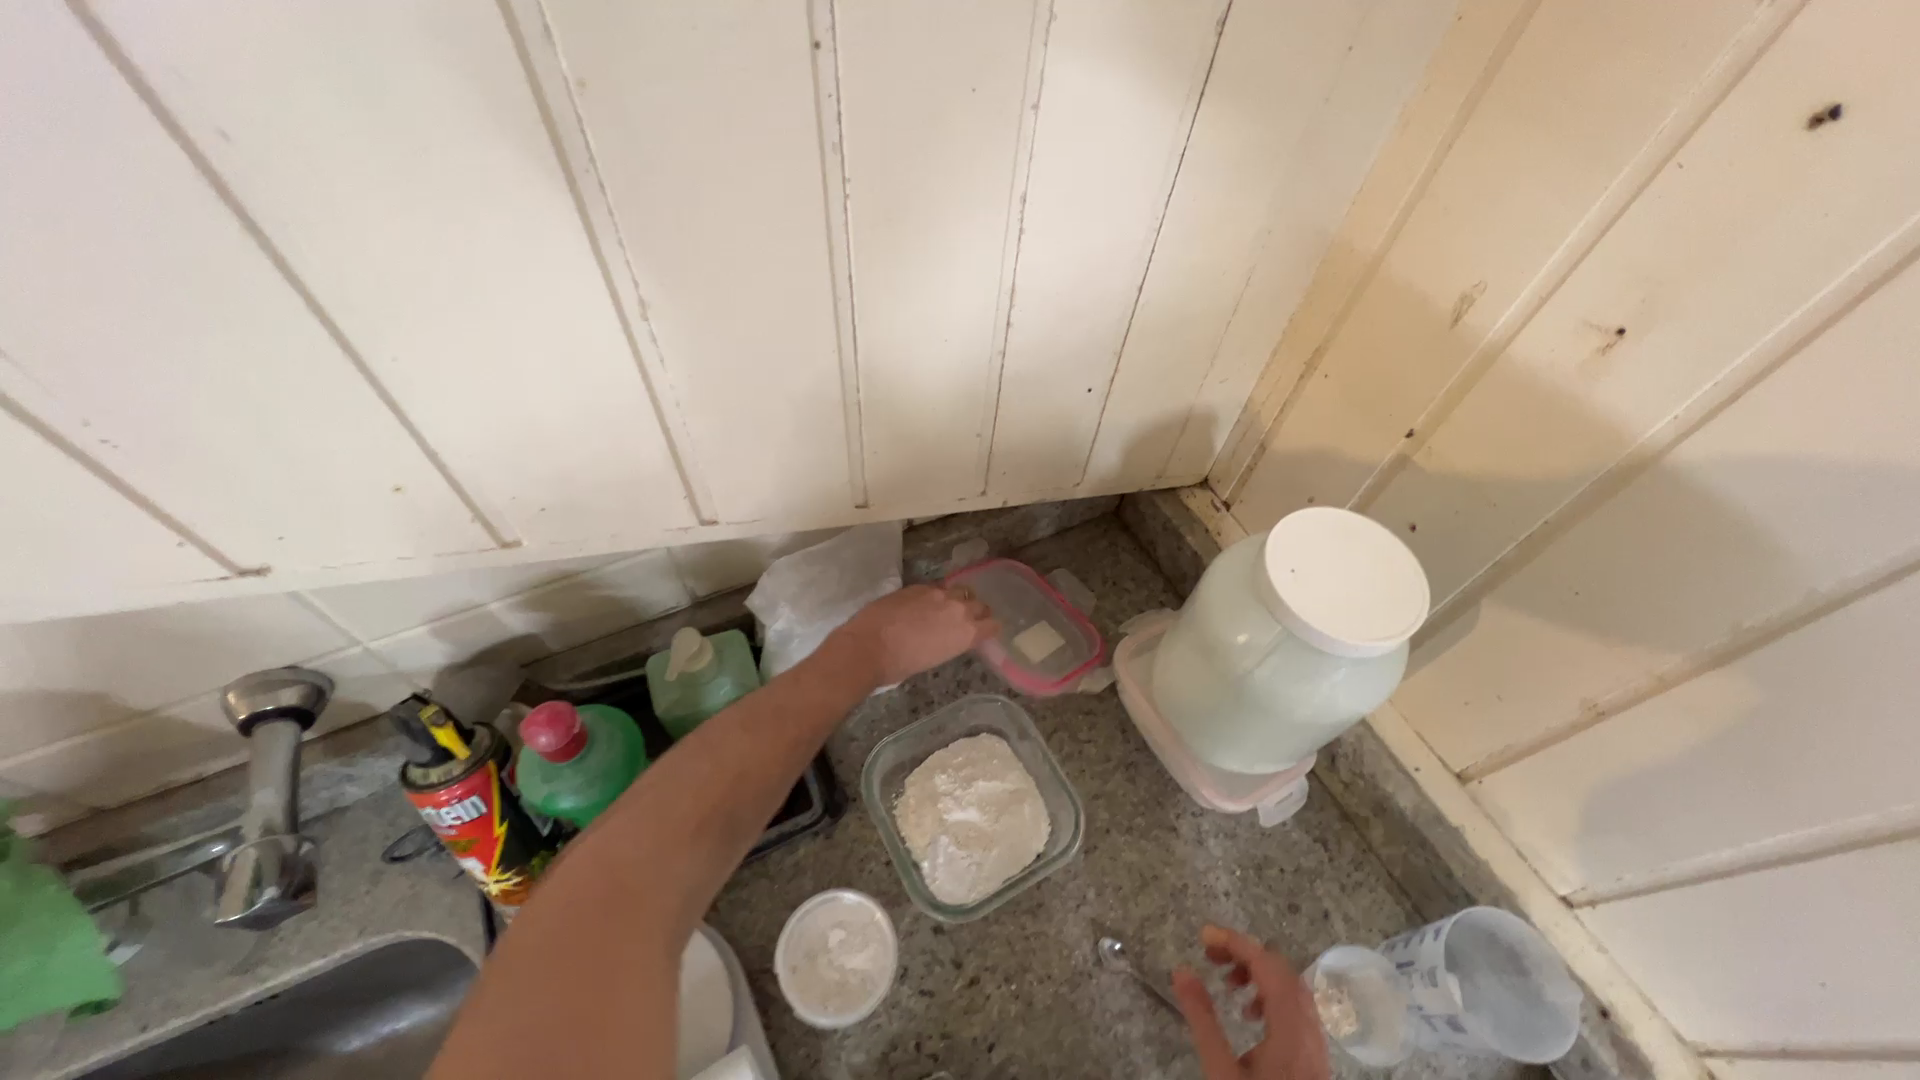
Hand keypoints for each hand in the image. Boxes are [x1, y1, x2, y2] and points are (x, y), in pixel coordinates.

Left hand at [830, 584, 998, 686]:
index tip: (986, 630)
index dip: (990, 627)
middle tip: (967, 619)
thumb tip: (946, 635)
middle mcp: (958, 609)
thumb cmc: (900, 665)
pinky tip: (924, 604)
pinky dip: (936, 595)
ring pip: (960, 590)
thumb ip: (949, 642)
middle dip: (976, 611)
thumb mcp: (935, 659)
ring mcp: (938, 594)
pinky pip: (936, 588)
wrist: (869, 647)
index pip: (992, 624)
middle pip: (979, 604)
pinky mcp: (918, 586)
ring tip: (948, 607)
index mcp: (966, 633)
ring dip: (958, 598)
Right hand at [1172, 925, 1329, 1079]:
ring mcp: (1317, 1044)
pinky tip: (1251, 1014)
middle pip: (1284, 971)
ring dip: (1260, 975)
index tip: (1203, 936)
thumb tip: (1181, 971)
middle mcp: (1311, 1031)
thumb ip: (1202, 1018)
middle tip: (1210, 957)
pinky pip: (1299, 1009)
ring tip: (1230, 987)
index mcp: (1290, 1029)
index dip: (1236, 942)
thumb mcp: (1220, 1070)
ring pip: (1294, 989)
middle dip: (1246, 954)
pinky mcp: (1315, 1057)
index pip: (1267, 965)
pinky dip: (1273, 996)